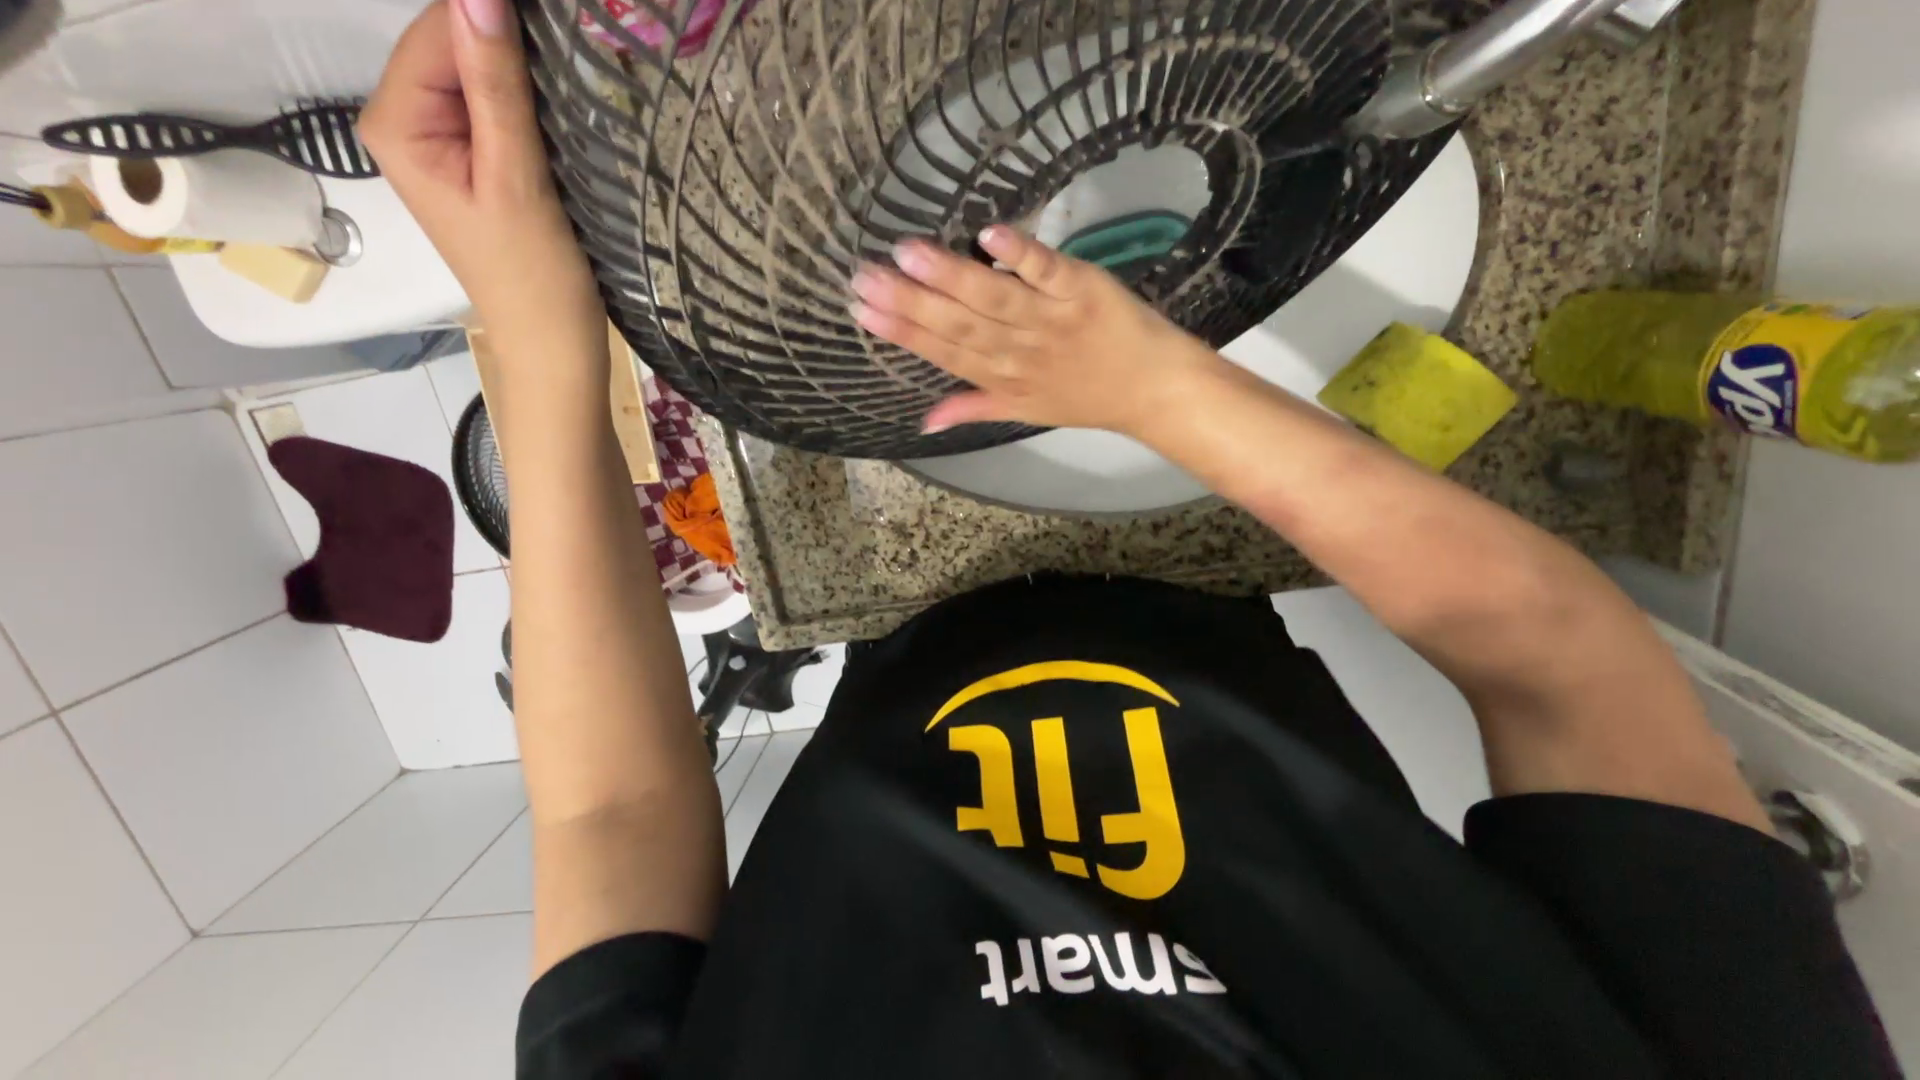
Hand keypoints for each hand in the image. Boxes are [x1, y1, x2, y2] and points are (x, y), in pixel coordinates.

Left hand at [360, 0, 601, 350]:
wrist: (555, 345)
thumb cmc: (535, 277)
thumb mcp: (517, 179)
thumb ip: (496, 85)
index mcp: (397, 123)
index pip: (439, 29)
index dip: (498, 18)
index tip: (562, 23)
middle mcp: (407, 122)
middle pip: (456, 44)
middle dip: (513, 42)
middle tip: (578, 48)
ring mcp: (443, 141)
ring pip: (482, 71)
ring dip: (528, 69)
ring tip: (578, 72)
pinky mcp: (478, 159)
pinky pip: (498, 104)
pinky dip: (532, 96)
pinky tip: (566, 101)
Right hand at [849, 227, 1226, 435]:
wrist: (1152, 389)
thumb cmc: (1086, 396)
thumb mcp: (1025, 411)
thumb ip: (973, 408)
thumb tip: (923, 421)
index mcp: (1002, 378)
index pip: (944, 352)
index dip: (903, 332)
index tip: (860, 310)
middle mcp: (1019, 350)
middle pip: (959, 324)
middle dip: (909, 301)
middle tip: (863, 275)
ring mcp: (1051, 319)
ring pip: (993, 298)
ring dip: (950, 276)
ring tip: (906, 252)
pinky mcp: (1082, 290)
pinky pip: (1048, 271)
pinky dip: (1021, 254)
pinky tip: (988, 234)